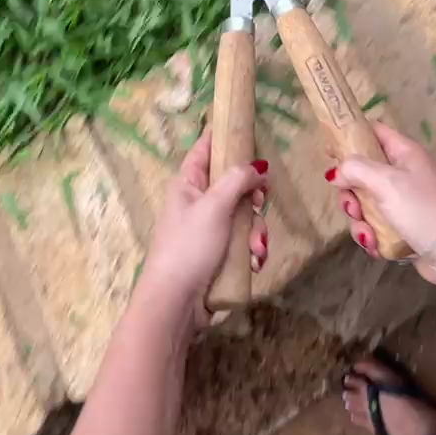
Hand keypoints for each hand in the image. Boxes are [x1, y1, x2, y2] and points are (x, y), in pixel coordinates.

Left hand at [137, 130, 269, 327]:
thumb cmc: (189, 247)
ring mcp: (209, 228)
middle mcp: (199, 201)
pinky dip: (252, 249)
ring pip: (244, 214)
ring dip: (255, 230)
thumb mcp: (214, 206)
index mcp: (189, 183)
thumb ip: (237, 180)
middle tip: (260, 201)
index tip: (248, 129)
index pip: (206, 148)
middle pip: (234, 182)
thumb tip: (257, 167)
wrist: (175, 305)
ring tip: (256, 247)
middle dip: (252, 195)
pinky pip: (244, 240)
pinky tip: (254, 262)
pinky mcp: (219, 253)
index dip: (225, 135)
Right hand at [328, 122, 435, 285]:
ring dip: (359, 219)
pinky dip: (371, 235)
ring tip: (367, 234)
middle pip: (361, 172)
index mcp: (402, 152)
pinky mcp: (401, 226)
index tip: (329, 153)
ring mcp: (402, 200)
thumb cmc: (421, 208)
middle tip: (352, 206)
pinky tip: (375, 245)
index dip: (349, 137)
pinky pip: (375, 224)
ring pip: (365, 202)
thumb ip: (356, 169)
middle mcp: (401, 172)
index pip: (372, 132)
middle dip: (350, 192)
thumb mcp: (386, 181)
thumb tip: (336, 171)